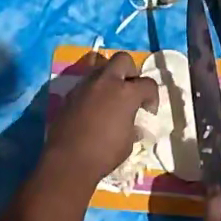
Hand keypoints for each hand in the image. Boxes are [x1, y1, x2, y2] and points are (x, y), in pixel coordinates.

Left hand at [42, 53, 158, 186]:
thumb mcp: (128, 142)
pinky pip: (86, 85)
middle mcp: (106, 82)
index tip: (148, 110)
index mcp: (126, 93)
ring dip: (110, 80)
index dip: (152, 96)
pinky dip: (93, 92)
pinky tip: (93, 109)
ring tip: (110, 100)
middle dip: (130, 72)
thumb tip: (133, 124)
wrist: (68, 160)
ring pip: (101, 69)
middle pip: (123, 60)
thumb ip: (132, 126)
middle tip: (130, 91)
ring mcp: (85, 86)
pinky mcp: (69, 94)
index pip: (148, 83)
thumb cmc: (104, 154)